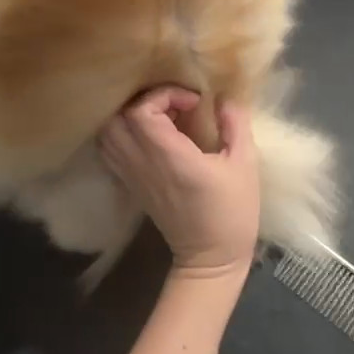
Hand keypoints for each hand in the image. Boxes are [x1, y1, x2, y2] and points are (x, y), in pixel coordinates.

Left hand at [100, 87, 260, 280]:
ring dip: (130, 116)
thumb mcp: (245, 164)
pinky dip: (123, 134)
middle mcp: (143, 164)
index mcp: (170, 157)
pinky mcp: (130, 186)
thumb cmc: (232, 212)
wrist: (210, 259)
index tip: (192, 102)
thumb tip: (225, 99)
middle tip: (172, 105)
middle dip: (143, 101)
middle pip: (117, 118)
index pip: (141, 112)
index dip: (163, 95)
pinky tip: (150, 136)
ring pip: (108, 133)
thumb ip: (235, 125)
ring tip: (161, 118)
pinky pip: (111, 151)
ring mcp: (132, 176)